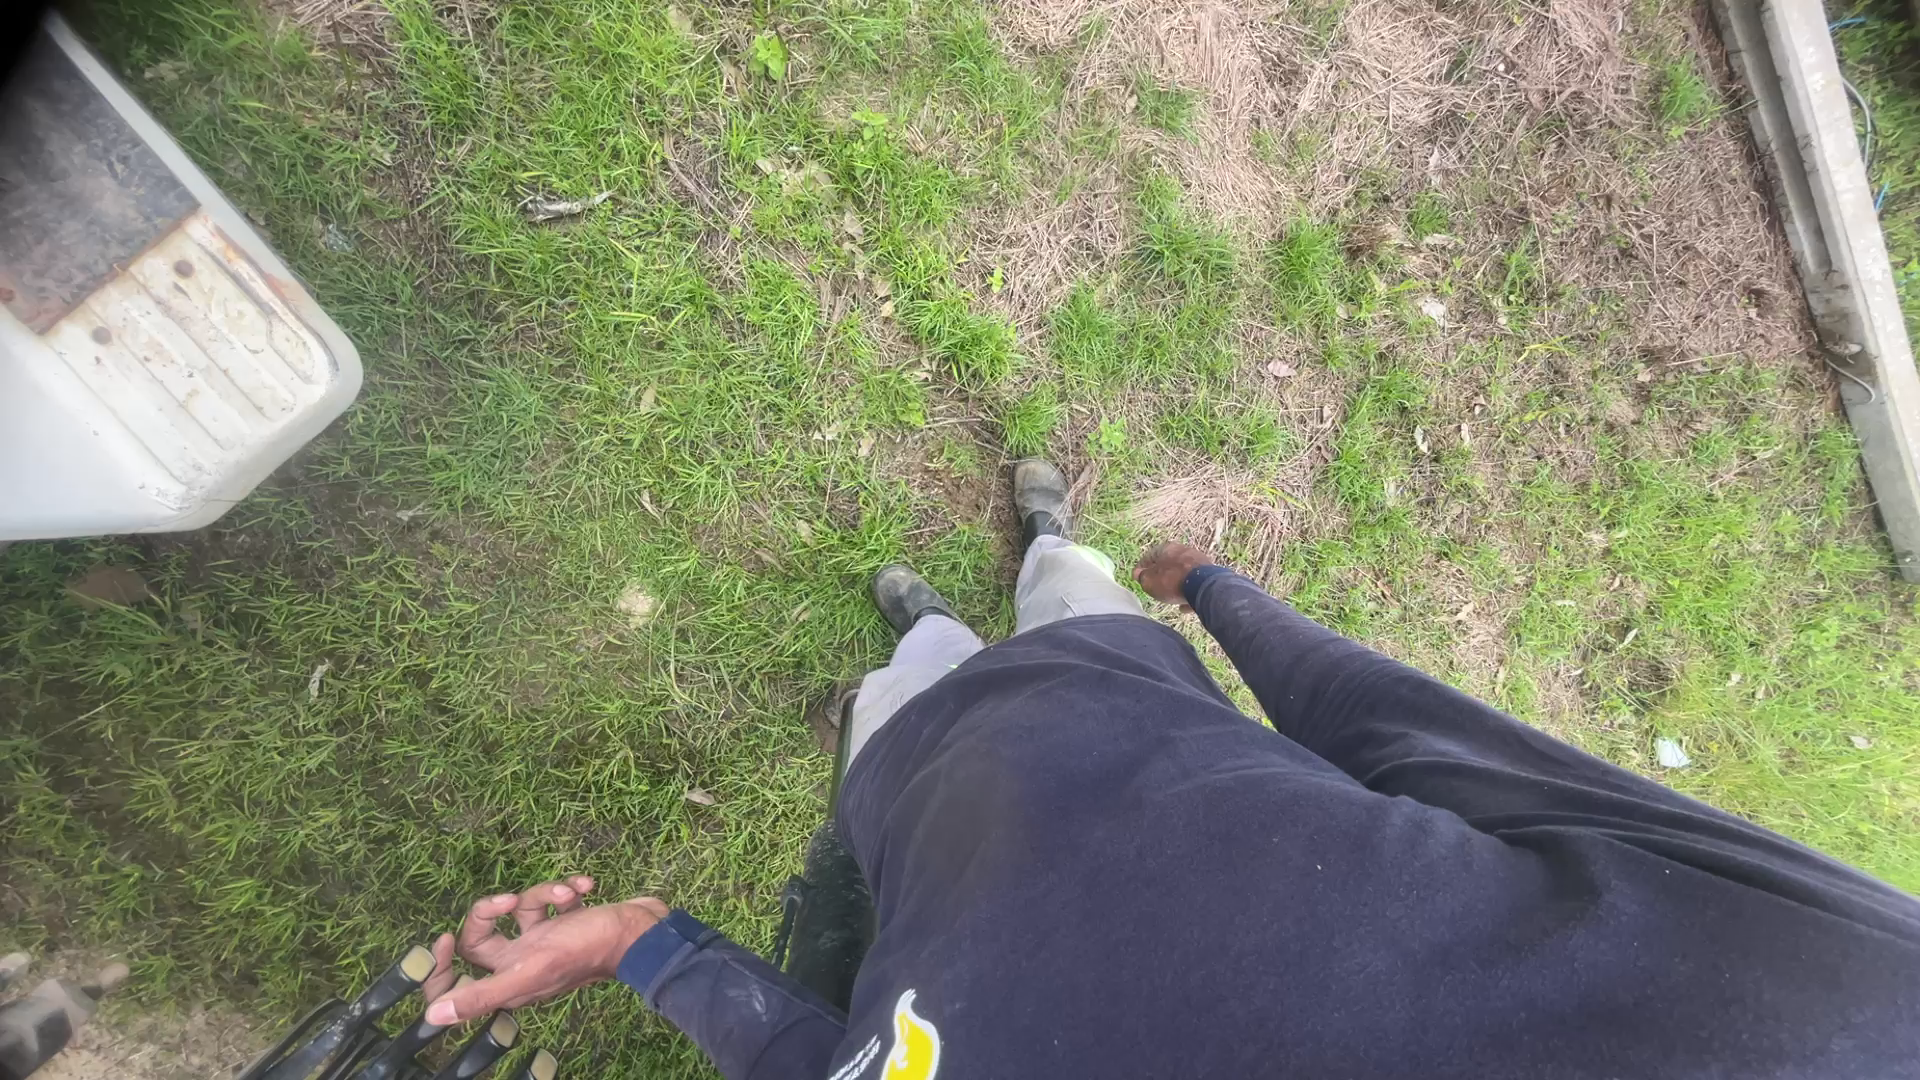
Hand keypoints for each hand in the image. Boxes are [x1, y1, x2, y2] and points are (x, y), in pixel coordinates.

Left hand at [419, 875, 668, 1024]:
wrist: (642, 930)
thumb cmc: (588, 949)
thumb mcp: (533, 968)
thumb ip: (484, 993)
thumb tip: (432, 1016)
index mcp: (509, 978)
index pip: (458, 981)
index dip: (442, 966)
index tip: (444, 937)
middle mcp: (523, 959)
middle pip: (486, 935)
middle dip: (495, 908)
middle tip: (511, 899)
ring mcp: (549, 937)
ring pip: (526, 908)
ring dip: (546, 891)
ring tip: (568, 892)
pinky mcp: (572, 918)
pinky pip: (558, 897)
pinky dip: (571, 886)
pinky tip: (586, 885)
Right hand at [1133, 542, 1213, 606]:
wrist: (1203, 587)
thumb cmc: (1171, 581)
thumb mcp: (1148, 581)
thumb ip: (1142, 577)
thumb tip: (1140, 575)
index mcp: (1166, 548)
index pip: (1149, 555)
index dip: (1140, 567)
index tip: (1136, 577)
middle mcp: (1184, 550)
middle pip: (1168, 563)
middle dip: (1160, 574)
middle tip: (1153, 586)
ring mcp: (1199, 562)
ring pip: (1182, 573)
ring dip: (1175, 583)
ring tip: (1169, 596)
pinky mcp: (1210, 575)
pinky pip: (1195, 585)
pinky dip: (1188, 593)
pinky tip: (1184, 606)